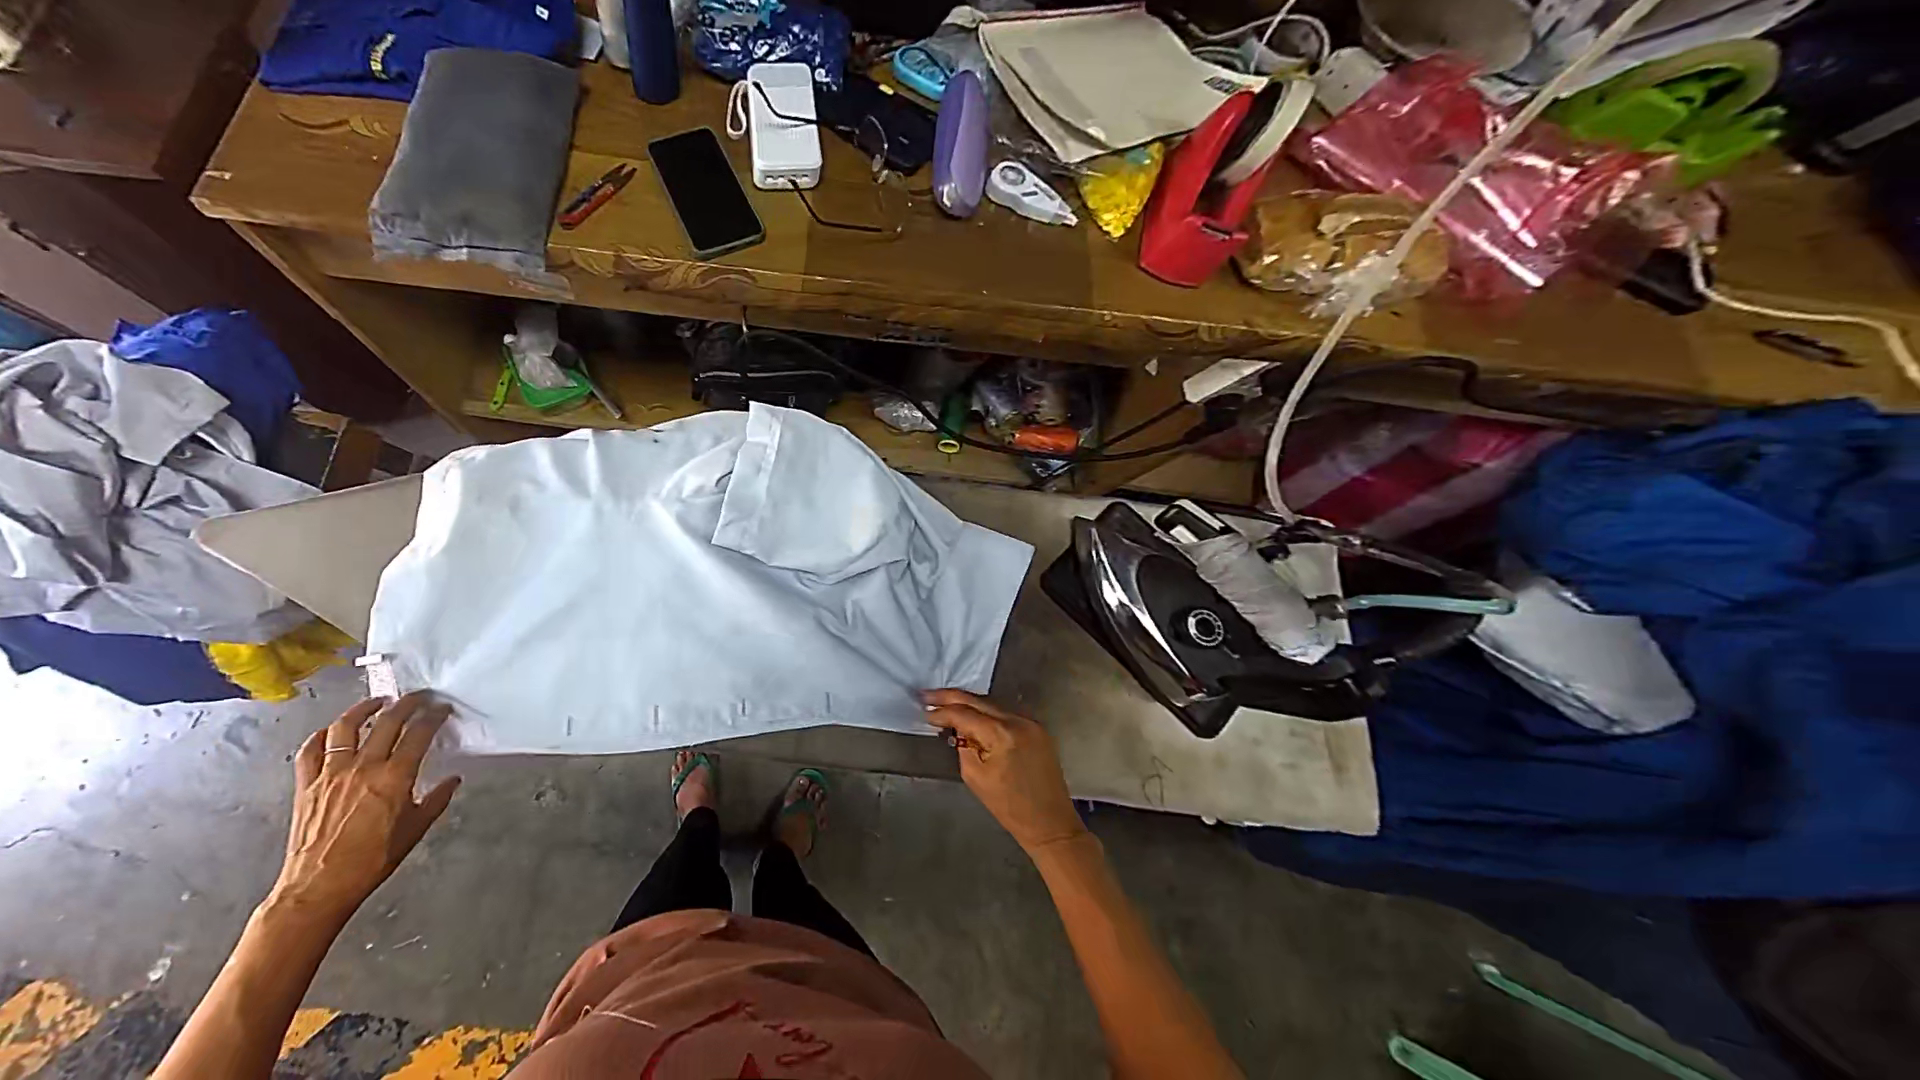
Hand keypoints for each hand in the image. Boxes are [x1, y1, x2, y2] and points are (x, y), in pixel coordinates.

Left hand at [271, 692, 461, 922]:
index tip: (442, 709)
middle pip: (387, 722)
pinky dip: (321, 736)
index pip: (419, 733)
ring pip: (345, 728)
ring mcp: (330, 775)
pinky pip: (310, 751)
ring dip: (363, 709)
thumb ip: (437, 799)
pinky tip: (332, 732)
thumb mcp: (416, 829)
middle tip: (418, 697)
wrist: (319, 886)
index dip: (434, 716)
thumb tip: (452, 781)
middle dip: (407, 704)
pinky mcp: (306, 785)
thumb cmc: (373, 859)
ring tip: (376, 703)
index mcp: (395, 777)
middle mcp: (363, 768)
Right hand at [924, 689, 1085, 854]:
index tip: (925, 710)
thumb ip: (963, 747)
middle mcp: (1018, 720)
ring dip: (970, 703)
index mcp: (1002, 733)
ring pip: (993, 704)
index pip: (965, 713)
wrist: (1049, 821)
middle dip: (952, 697)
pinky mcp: (1038, 728)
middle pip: (979, 700)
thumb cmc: (1009, 807)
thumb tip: (956, 729)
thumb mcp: (975, 777)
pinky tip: (973, 716)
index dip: (942, 711)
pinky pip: (1006, 713)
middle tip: (928, 696)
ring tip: (946, 704)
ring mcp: (1031, 721)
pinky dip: (987, 712)